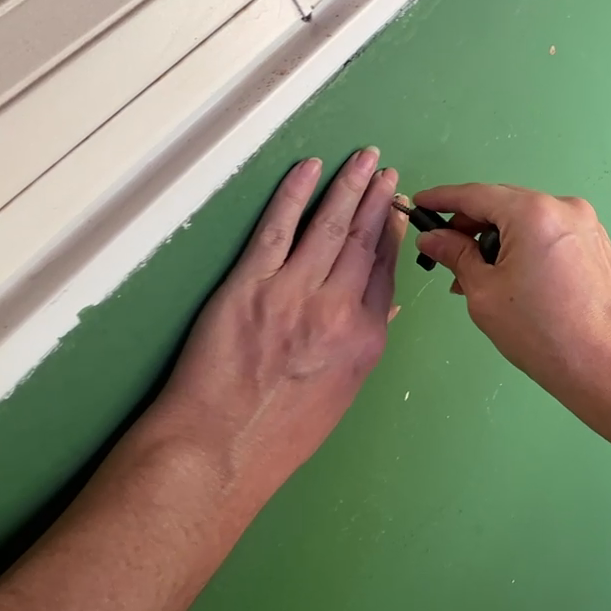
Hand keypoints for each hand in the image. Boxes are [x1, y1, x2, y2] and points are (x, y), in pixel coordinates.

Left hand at [142, 148, 405, 508]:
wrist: (217, 451)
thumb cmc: (283, 432)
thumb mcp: (344, 389)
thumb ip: (366, 338)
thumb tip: (384, 302)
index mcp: (366, 336)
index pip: (384, 270)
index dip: (390, 233)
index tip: (393, 209)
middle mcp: (338, 308)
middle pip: (362, 240)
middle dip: (377, 200)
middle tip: (387, 170)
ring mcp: (293, 292)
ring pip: (329, 226)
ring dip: (349, 186)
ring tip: (364, 159)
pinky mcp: (249, 285)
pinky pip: (277, 229)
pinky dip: (295, 194)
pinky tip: (310, 169)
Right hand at [412, 184, 610, 396]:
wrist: (607, 365)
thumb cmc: (541, 332)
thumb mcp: (484, 293)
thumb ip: (456, 255)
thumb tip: (433, 237)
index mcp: (534, 212)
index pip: (476, 194)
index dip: (443, 199)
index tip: (420, 204)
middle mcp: (564, 207)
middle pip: (505, 203)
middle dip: (471, 224)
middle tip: (445, 252)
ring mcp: (587, 224)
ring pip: (529, 220)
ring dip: (499, 239)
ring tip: (477, 277)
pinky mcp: (598, 243)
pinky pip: (551, 233)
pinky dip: (526, 246)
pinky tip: (512, 278)